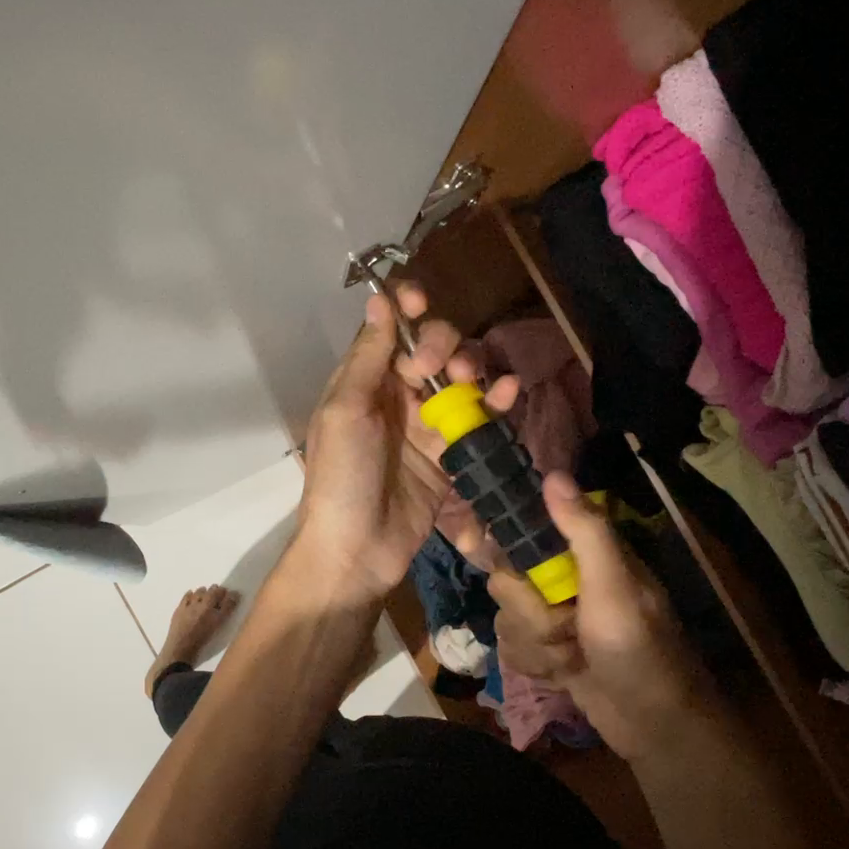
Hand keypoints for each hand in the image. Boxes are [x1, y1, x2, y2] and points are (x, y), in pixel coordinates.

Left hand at [293, 285, 514, 597]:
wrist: (356, 549)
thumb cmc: (340, 477)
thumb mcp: (345, 412)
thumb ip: (368, 357)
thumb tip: (379, 299)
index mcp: (362, 382)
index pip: (390, 330)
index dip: (406, 308)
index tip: (420, 299)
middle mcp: (395, 396)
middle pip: (431, 348)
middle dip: (441, 343)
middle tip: (435, 368)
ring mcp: (426, 424)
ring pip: (460, 378)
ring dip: (471, 367)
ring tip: (469, 379)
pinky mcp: (451, 453)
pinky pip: (479, 417)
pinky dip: (496, 400)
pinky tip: (507, 393)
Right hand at [486, 473, 703, 761]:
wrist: (654, 727)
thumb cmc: (639, 650)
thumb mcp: (615, 587)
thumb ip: (584, 532)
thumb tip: (553, 475)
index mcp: (583, 554)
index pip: (523, 530)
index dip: (499, 540)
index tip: (473, 545)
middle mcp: (564, 580)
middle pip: (504, 581)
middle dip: (531, 614)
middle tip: (570, 628)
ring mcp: (552, 618)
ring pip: (505, 618)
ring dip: (537, 646)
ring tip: (574, 658)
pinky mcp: (546, 651)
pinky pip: (512, 649)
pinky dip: (537, 666)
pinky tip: (565, 675)